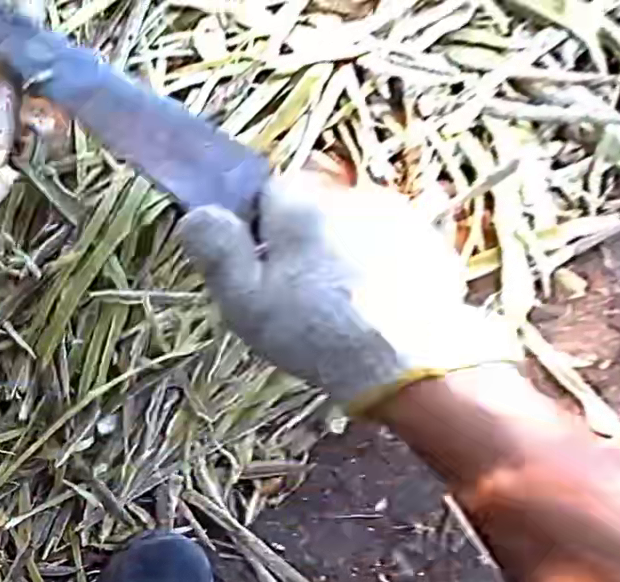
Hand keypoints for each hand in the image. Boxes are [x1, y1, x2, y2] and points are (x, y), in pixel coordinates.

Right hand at [178, 171, 517, 412]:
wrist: (402, 356)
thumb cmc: (308, 330)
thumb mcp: (243, 300)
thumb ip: (219, 253)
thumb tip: (194, 215)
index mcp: (301, 212)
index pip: (268, 188)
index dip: (252, 222)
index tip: (248, 261)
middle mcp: (352, 199)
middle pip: (309, 208)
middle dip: (291, 238)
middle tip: (280, 290)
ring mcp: (397, 217)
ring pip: (344, 224)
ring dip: (328, 251)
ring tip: (322, 301)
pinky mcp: (425, 240)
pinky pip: (380, 242)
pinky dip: (364, 264)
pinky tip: (358, 302)